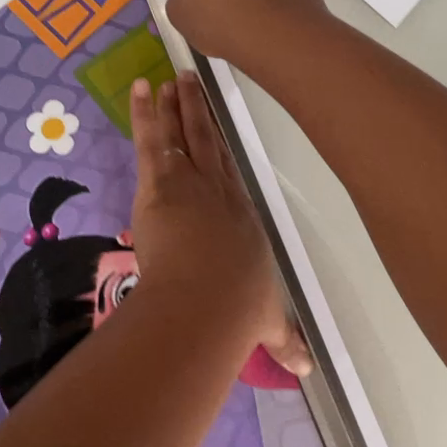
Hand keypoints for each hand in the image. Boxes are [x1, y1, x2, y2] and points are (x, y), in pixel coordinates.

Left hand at [129, 71, 311, 375]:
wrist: (210, 300)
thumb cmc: (238, 310)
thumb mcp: (264, 324)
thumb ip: (282, 341)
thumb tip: (307, 369)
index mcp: (243, 219)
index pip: (230, 176)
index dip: (222, 151)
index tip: (216, 129)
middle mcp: (219, 193)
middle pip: (209, 143)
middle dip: (200, 112)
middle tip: (191, 82)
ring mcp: (190, 183)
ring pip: (183, 135)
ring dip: (176, 105)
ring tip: (170, 77)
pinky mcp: (160, 184)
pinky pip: (152, 141)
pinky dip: (145, 112)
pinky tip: (140, 87)